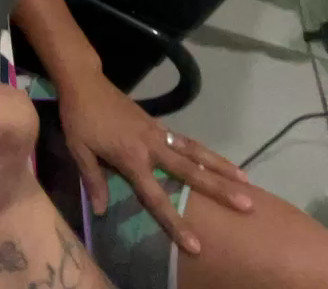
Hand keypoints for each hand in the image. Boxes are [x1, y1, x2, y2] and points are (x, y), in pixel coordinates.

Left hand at [56, 70, 250, 254]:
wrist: (84, 81)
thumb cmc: (79, 117)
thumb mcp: (79, 148)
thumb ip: (92, 179)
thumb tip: (101, 212)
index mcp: (131, 158)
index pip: (155, 196)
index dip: (174, 222)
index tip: (195, 246)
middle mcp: (150, 146)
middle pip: (190, 171)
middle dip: (218, 189)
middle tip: (248, 205)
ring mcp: (156, 131)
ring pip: (194, 151)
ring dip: (220, 165)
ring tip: (247, 181)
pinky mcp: (155, 122)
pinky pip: (183, 139)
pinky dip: (201, 150)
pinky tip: (215, 160)